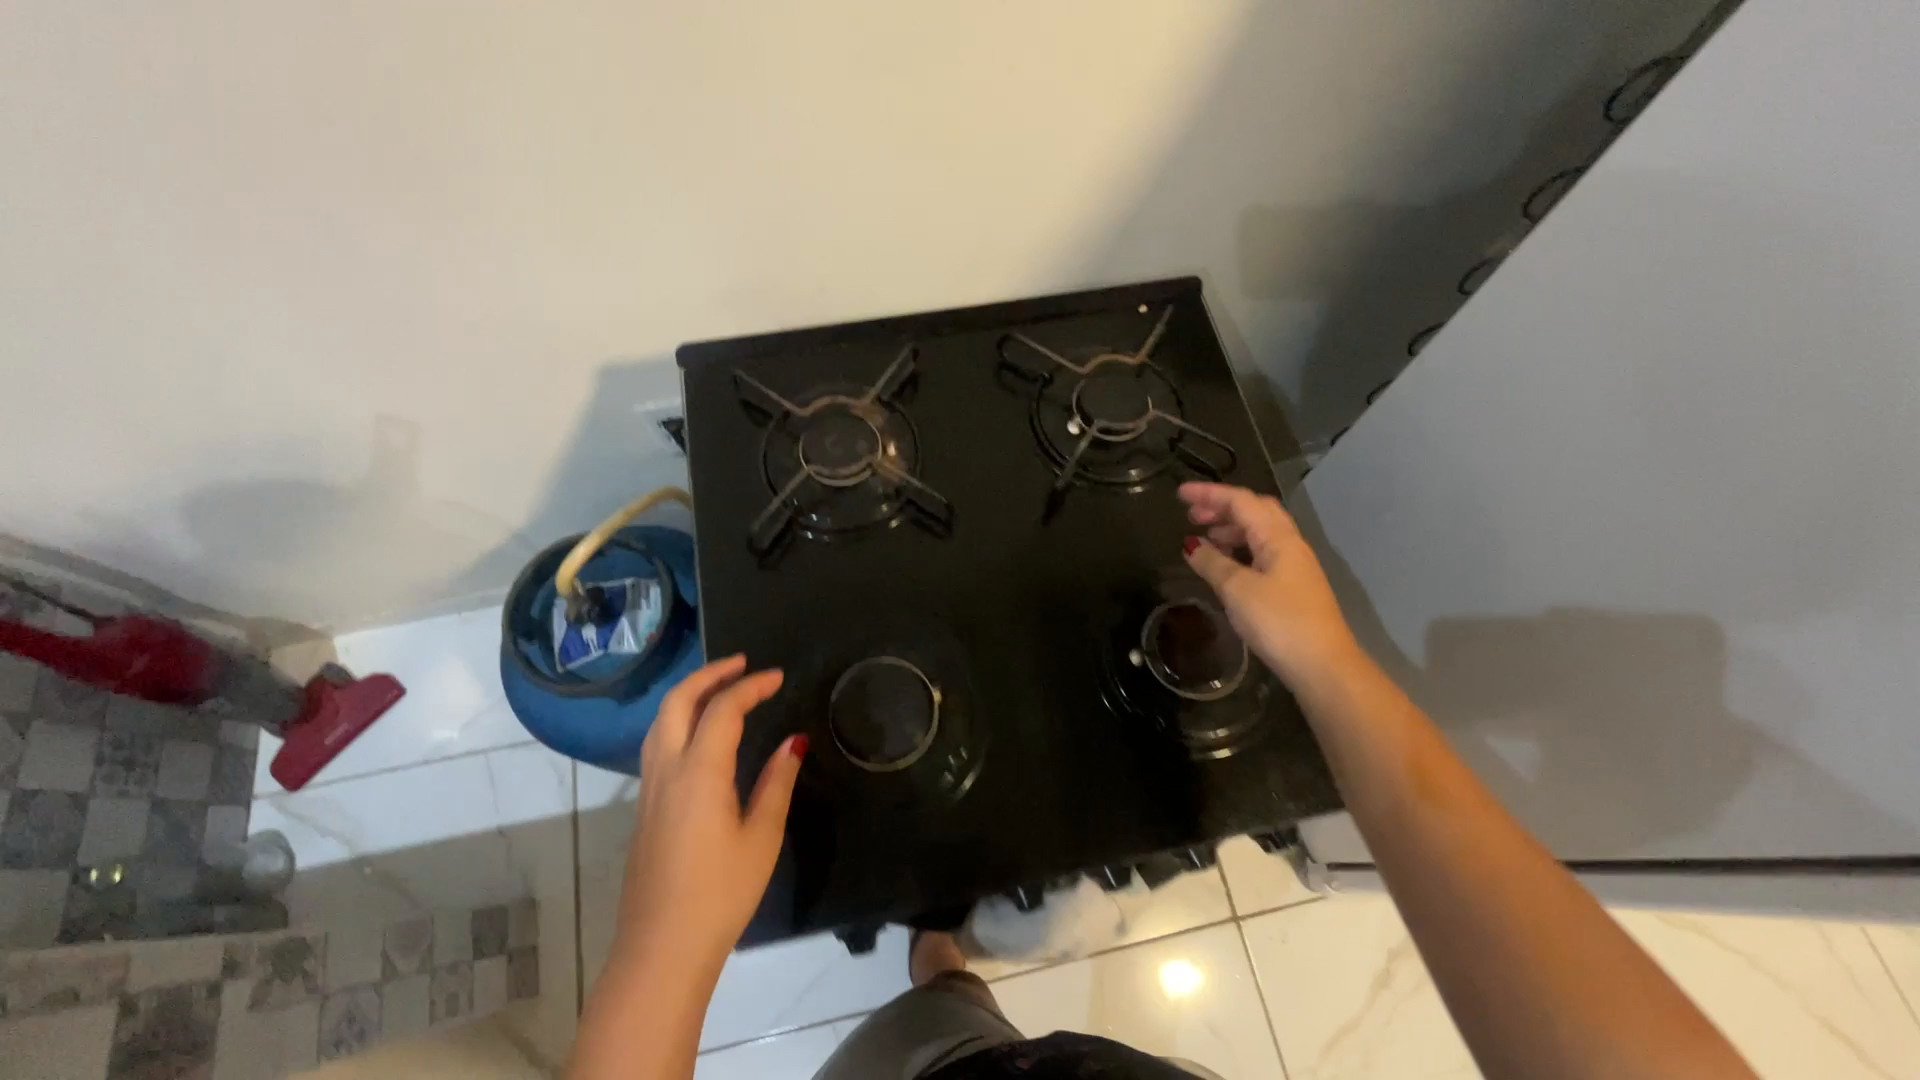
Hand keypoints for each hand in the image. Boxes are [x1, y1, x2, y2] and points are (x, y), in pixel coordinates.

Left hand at [614, 655, 804, 969]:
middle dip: (709, 674)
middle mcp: (667, 770)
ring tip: (720, 688)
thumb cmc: (721, 892)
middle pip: (678, 702)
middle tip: (741, 665)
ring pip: (660, 722)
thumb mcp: (762, 836)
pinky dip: (678, 720)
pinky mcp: (644, 808)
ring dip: (688, 695)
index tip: (778, 677)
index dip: (751, 686)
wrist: (662, 946)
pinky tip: (699, 735)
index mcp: (699, 772)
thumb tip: (793, 743)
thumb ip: (776, 782)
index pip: (723, 709)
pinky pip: (657, 745)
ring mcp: (649, 789)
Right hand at [1179, 482, 1360, 689]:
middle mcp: (1290, 545)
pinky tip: (1225, 567)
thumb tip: (1191, 545)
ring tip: (1204, 540)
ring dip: (1231, 530)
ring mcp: (1294, 567)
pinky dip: (1239, 551)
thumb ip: (1212, 563)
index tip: (1179, 493)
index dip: (1209, 494)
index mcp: (1278, 537)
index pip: (1241, 501)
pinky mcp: (1293, 588)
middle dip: (1222, 508)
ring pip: (1260, 534)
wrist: (1322, 665)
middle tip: (1191, 515)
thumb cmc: (1279, 621)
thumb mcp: (1237, 590)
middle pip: (1255, 512)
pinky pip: (1262, 554)